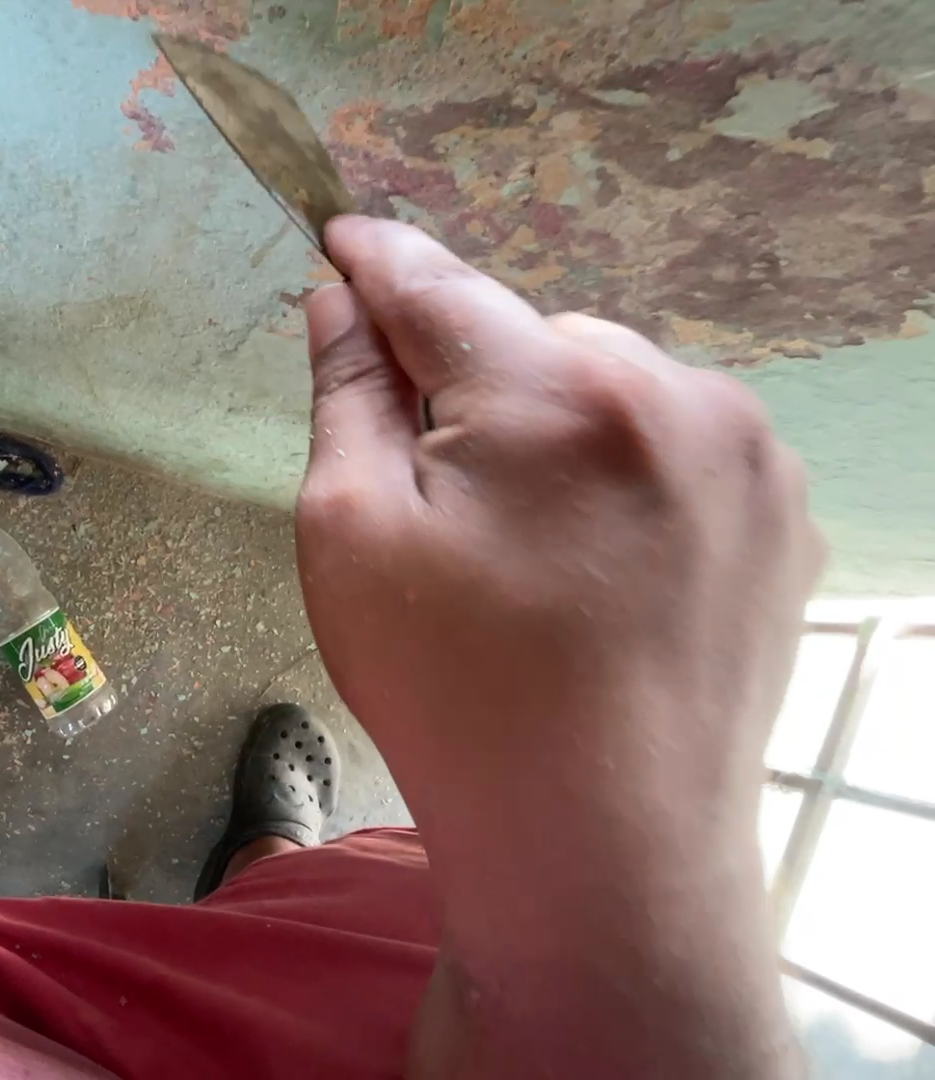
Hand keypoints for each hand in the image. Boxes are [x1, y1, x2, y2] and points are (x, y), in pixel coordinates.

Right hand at [298, 217, 818, 1076]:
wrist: (592, 834)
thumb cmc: (436, 676)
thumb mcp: (348, 527)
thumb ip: (347, 395)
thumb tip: (339, 301)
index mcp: (557, 396)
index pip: (441, 285)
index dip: (376, 256)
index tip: (336, 233)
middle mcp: (680, 394)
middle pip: (523, 335)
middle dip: (452, 371)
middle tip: (404, 466)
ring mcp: (749, 454)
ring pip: (595, 381)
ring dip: (524, 415)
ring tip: (488, 526)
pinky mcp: (775, 510)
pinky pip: (656, 434)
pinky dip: (590, 456)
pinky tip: (563, 548)